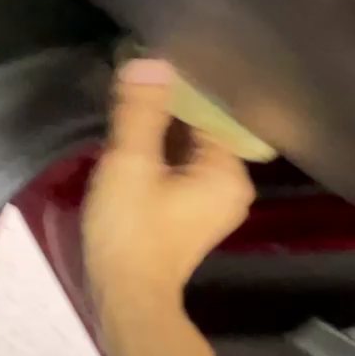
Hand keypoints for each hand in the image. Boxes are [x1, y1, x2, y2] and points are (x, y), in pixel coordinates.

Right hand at [83, 59, 255, 312]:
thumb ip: (140, 112)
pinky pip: (177, 169)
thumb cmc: (131, 228)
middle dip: (165, 110)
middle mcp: (229, 187)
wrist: (126, 294)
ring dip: (158, 133)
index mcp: (227, 173)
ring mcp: (209, 204)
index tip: (140, 71)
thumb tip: (151, 61)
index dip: (175, 90)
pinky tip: (129, 147)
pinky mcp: (187, 215)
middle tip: (127, 88)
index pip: (207, 113)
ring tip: (125, 110)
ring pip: (185, 151)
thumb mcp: (130, 162)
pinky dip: (157, 155)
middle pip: (197, 132)